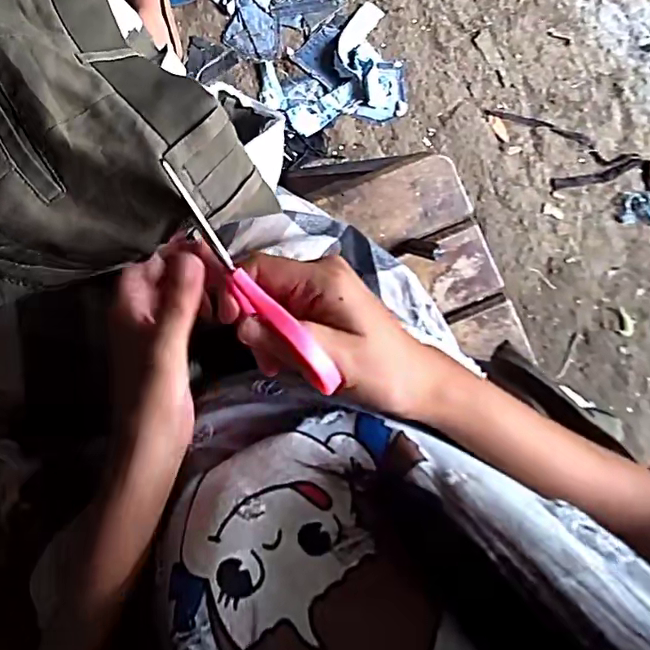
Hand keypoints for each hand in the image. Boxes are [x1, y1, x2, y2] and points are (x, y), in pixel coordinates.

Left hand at [106, 242, 206, 465]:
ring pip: (174, 293)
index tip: (209, 253)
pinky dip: (198, 307)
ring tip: (223, 295)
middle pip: (162, 274)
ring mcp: (149, 332)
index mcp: (128, 308)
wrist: (149, 451)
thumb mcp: (168, 344)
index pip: (149, 262)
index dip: (176, 252)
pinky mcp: (165, 348)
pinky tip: (216, 314)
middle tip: (223, 275)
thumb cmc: (153, 399)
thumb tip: (191, 255)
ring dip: (198, 287)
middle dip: (192, 268)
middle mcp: (135, 314)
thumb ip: (179, 299)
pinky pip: (181, 313)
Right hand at [203, 250, 466, 421]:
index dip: (235, 291)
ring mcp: (319, 287)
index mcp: (322, 277)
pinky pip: (283, 312)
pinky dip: (277, 336)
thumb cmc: (385, 371)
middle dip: (252, 319)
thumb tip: (242, 324)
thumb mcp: (336, 359)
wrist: (419, 383)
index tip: (230, 324)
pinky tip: (289, 359)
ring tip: (279, 364)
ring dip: (265, 333)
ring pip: (268, 301)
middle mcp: (318, 273)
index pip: (259, 266)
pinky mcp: (319, 303)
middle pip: (261, 283)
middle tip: (264, 357)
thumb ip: (287, 339)